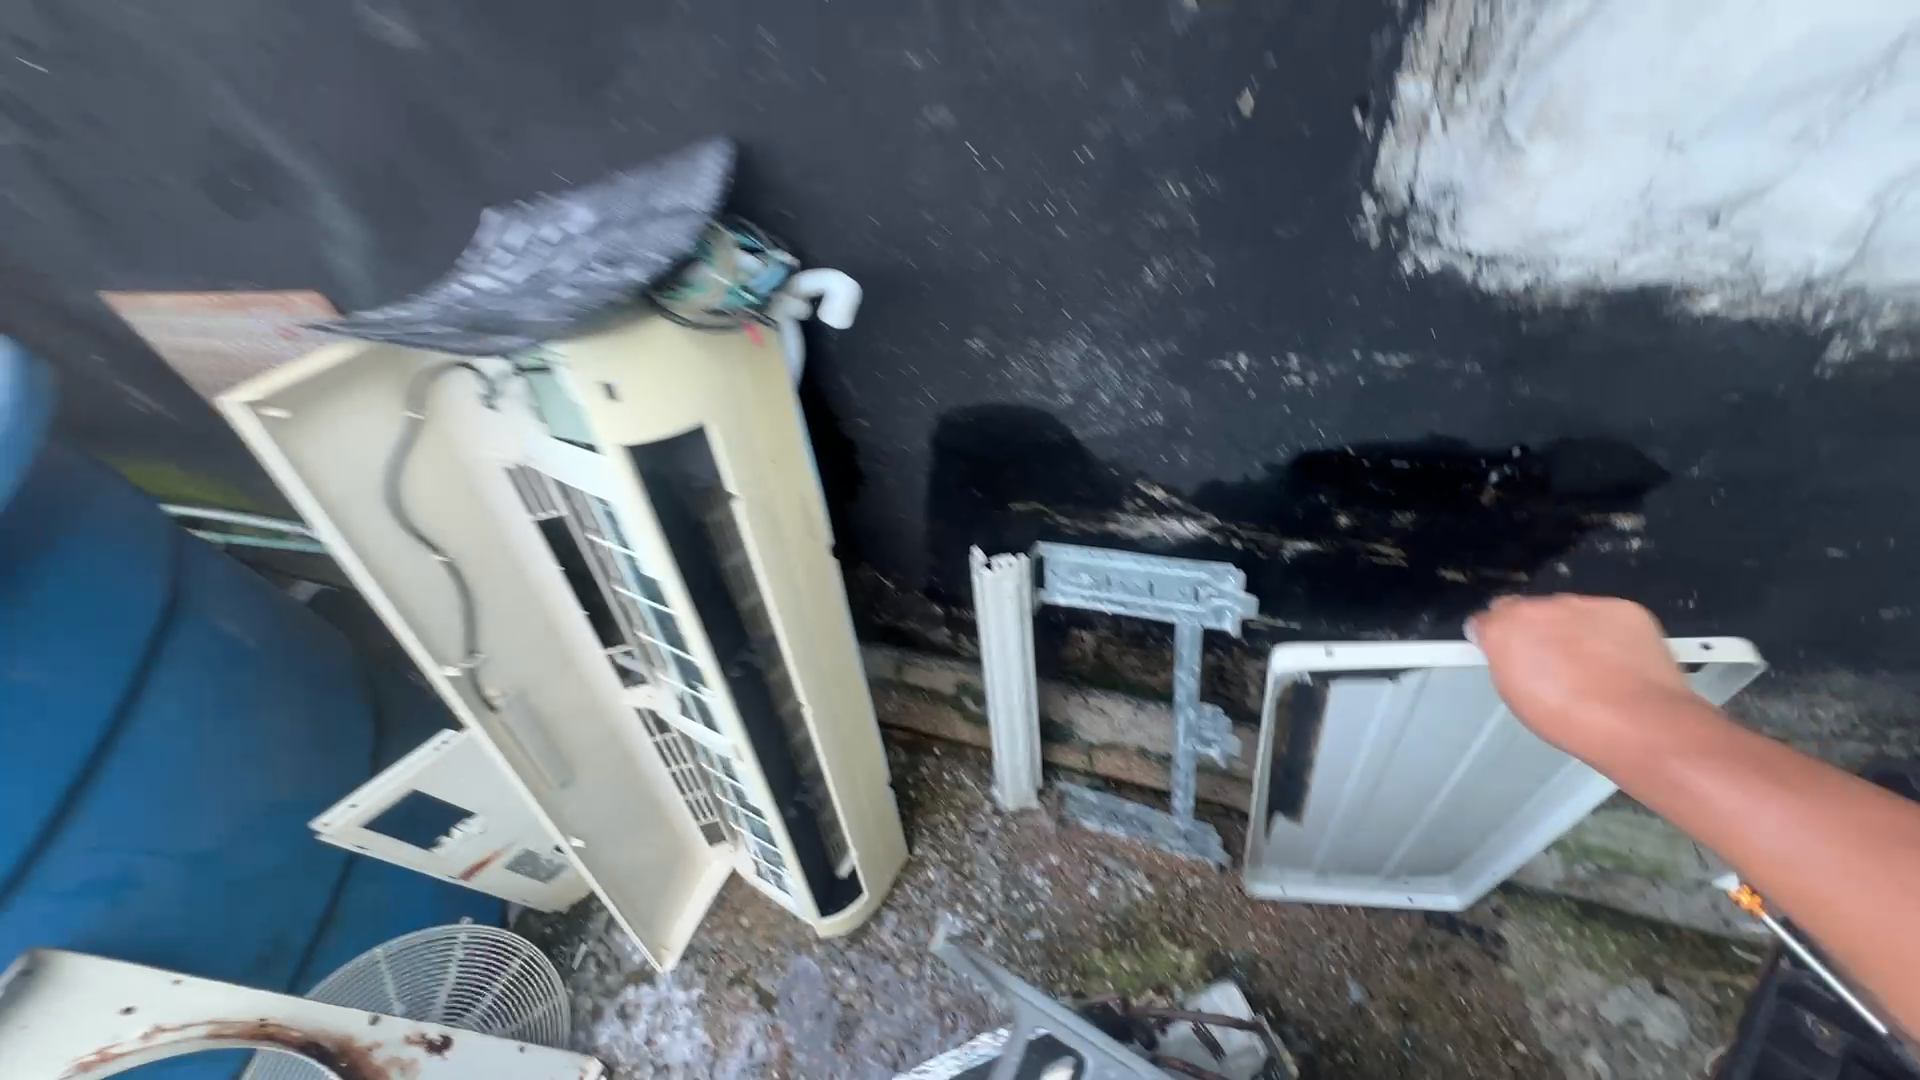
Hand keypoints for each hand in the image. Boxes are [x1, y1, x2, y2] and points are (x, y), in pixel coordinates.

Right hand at [1468, 594, 1705, 761]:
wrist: (1638, 721)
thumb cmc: (1565, 717)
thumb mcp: (1513, 692)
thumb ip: (1504, 660)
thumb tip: (1511, 651)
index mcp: (1501, 627)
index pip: (1483, 620)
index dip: (1495, 639)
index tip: (1508, 656)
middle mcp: (1536, 607)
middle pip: (1522, 609)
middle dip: (1530, 628)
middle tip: (1550, 660)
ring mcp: (1581, 604)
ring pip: (1564, 610)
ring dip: (1568, 627)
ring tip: (1591, 662)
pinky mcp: (1622, 608)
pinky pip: (1603, 615)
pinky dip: (1605, 630)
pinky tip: (1617, 658)